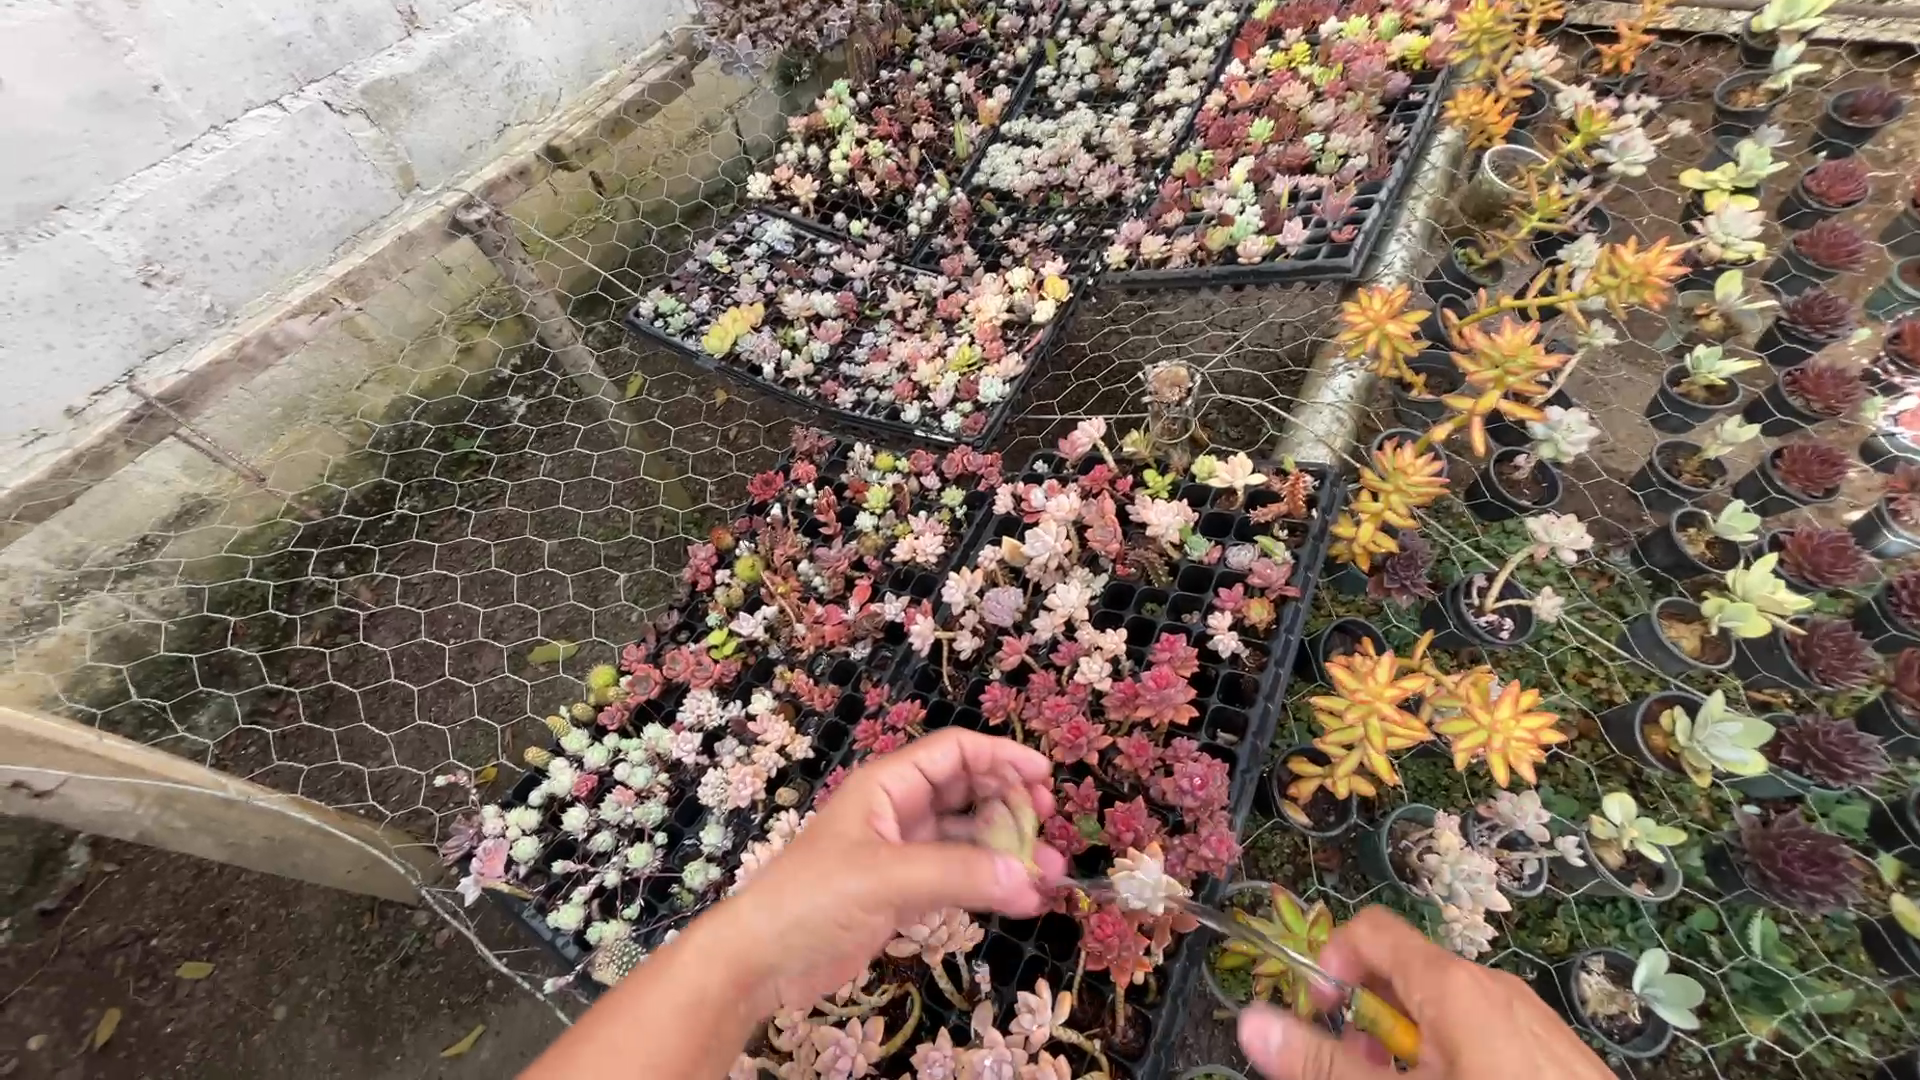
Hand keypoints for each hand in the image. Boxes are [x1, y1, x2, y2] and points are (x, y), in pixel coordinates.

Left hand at [698, 729, 1065, 1014]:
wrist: (763, 960)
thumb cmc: (814, 897)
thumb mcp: (887, 877)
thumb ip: (958, 874)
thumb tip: (1029, 879)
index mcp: (890, 784)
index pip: (955, 753)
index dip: (1001, 756)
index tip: (1044, 776)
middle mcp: (901, 808)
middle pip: (967, 790)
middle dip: (1011, 803)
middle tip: (1048, 824)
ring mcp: (904, 850)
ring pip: (968, 836)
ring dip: (1007, 849)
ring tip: (1050, 872)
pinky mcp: (905, 889)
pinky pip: (959, 874)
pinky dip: (989, 882)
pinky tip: (1021, 899)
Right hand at [1237, 907, 1611, 1079]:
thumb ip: (1324, 1061)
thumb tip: (1250, 1020)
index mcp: (1450, 983)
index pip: (1369, 928)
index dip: (1331, 960)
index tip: (1324, 1014)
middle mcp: (1491, 986)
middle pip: (1404, 972)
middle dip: (1370, 1019)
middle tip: (1369, 1074)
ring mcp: (1534, 1022)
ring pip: (1448, 1010)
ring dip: (1412, 1044)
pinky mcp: (1563, 1058)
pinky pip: (1490, 1036)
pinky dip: (1460, 1060)